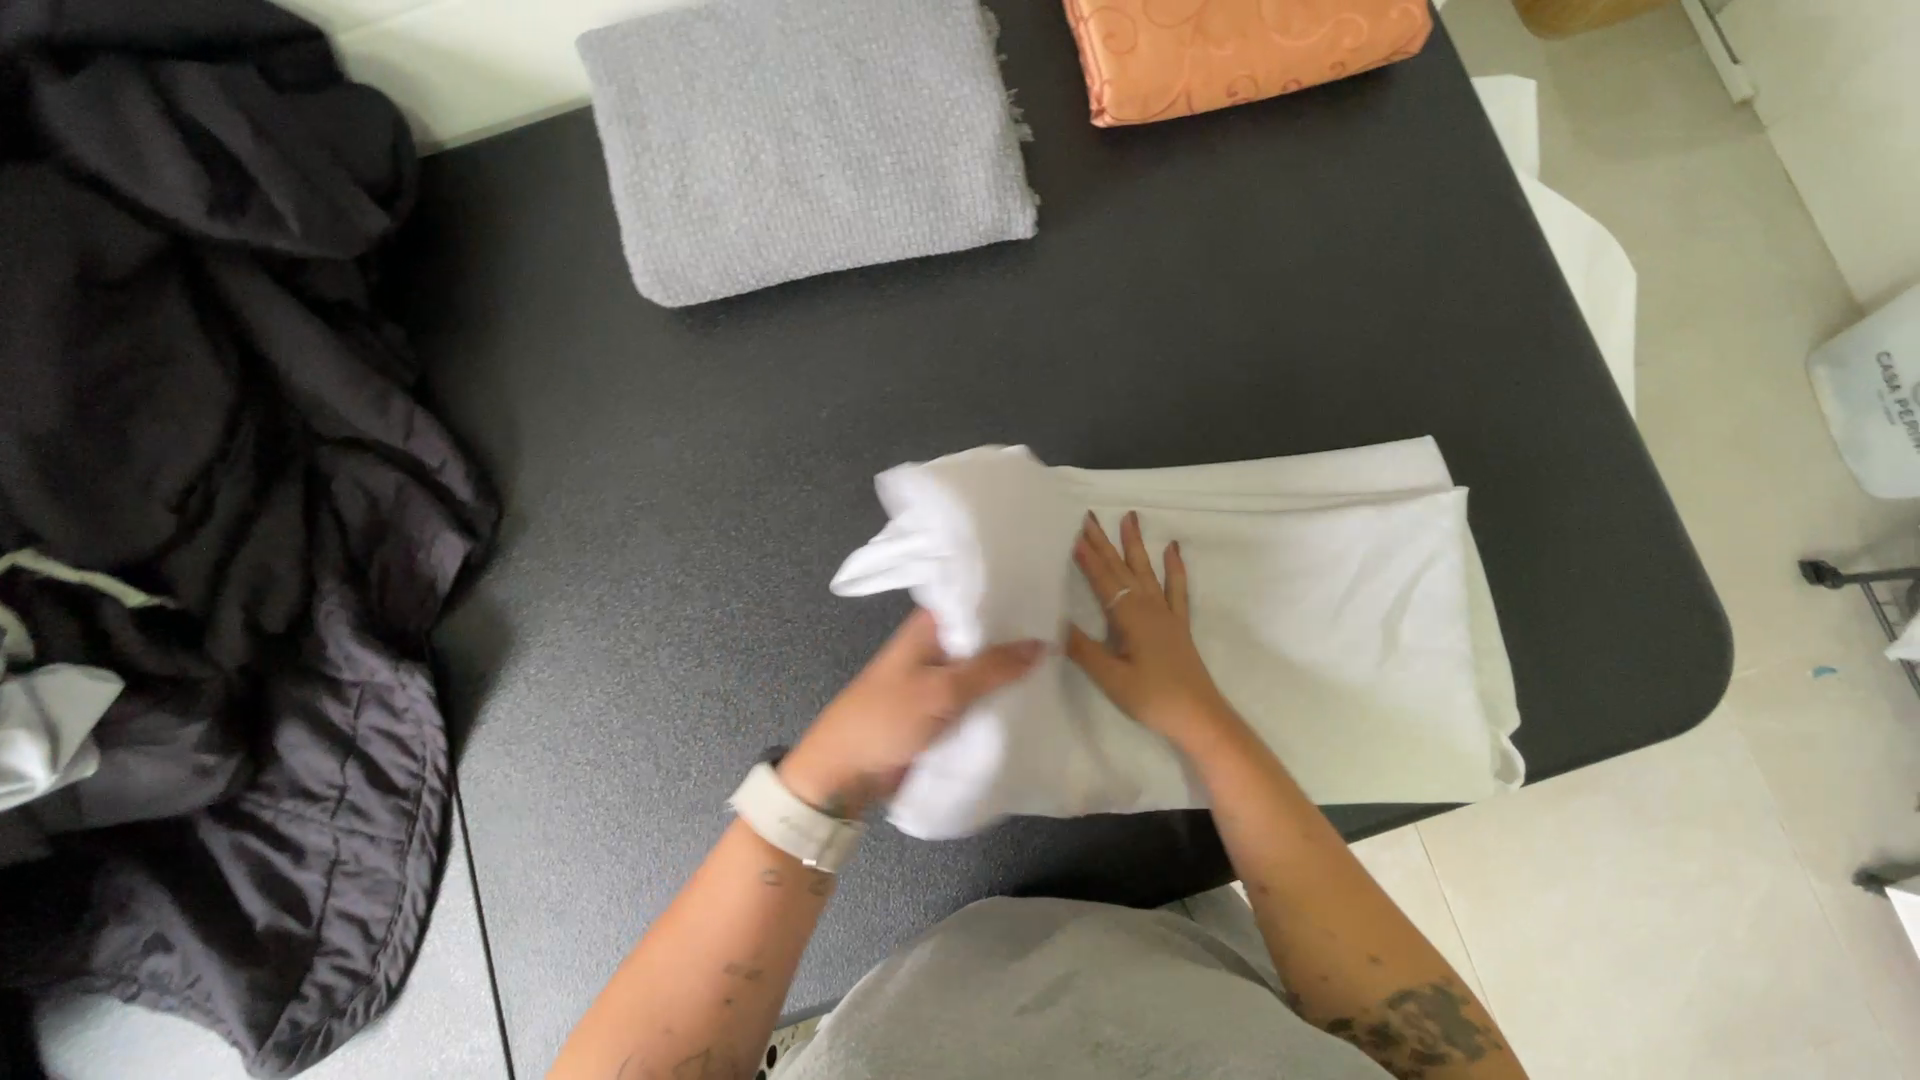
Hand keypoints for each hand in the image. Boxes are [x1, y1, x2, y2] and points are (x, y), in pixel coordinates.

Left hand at [780, 609, 1043, 818]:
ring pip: (985, 672)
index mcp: (928, 627)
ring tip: (1063, 670)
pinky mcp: (944, 712)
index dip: (1011, 600)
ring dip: (1012, 676)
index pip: (976, 602)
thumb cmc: (885, 719)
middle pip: (985, 639)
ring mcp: (941, 682)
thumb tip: (1041, 644)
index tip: (1052, 601)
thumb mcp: (941, 690)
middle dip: (1019, 642)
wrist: (845, 773)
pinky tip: (1036, 701)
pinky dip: (1000, 702)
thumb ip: (991, 668)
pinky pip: (979, 701)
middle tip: (1070, 639)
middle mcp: (936, 648)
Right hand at [1066, 510, 1240, 748]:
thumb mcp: (1111, 678)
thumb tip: (1054, 623)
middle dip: (1104, 543)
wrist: (1200, 717)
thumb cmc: (1153, 698)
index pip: (1103, 581)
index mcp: (1131, 617)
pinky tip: (1172, 548)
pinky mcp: (1178, 624)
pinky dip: (1175, 567)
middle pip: (1122, 569)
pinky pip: (1177, 588)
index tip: (1073, 534)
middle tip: (1090, 516)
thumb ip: (1083, 650)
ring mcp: (1166, 614)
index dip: (1087, 558)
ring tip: (1129, 517)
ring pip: (1147, 571)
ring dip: (1136, 544)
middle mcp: (1149, 607)